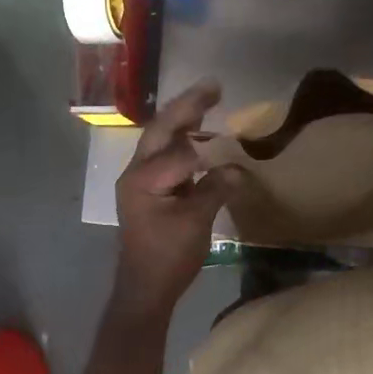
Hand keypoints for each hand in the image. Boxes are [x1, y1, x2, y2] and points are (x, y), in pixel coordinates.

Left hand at [114, 82, 245, 315]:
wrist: (144, 288)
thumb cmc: (167, 257)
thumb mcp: (196, 223)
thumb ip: (215, 190)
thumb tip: (236, 168)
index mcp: (144, 178)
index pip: (181, 151)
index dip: (210, 147)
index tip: (235, 141)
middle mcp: (136, 172)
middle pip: (162, 129)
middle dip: (188, 106)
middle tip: (215, 86)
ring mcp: (139, 181)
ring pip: (160, 141)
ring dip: (183, 121)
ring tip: (207, 102)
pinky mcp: (146, 191)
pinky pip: (164, 157)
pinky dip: (182, 144)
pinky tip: (200, 140)